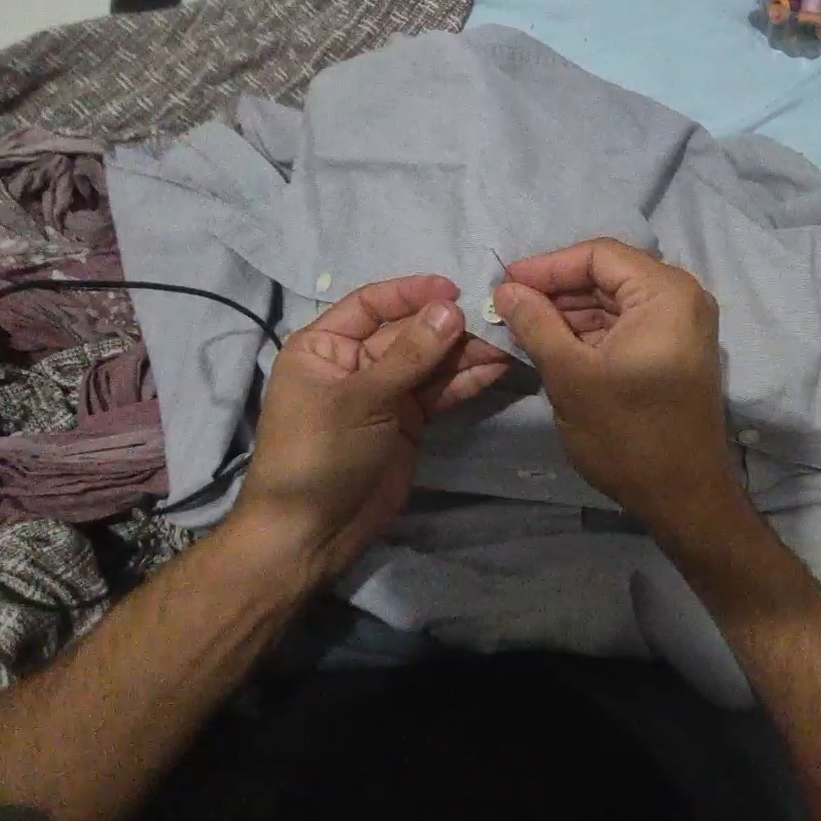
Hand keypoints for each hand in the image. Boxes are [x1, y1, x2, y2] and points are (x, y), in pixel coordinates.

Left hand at [236, 275, 509, 565]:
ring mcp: (386, 392)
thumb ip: (409, 354)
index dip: (412, 293)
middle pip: (409, 332)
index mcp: (325, 345)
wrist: (314, 532)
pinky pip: (440, 391)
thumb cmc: (319, 454)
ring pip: (431, 362)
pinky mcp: (409, 419)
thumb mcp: (362, 399)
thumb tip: (451, 309)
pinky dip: (466, 382)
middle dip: (450, 327)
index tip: (455, 289)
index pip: (372, 304)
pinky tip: (496, 369)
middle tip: (495, 321)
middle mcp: (356, 362)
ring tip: (506, 345)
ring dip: (466, 354)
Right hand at [494, 239, 736, 528]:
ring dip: (569, 312)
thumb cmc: (627, 434)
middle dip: (556, 290)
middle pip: (608, 275)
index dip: (547, 266)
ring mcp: (683, 325)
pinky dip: (590, 332)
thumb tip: (506, 288)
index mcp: (666, 293)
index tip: (504, 283)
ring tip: (521, 326)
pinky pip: (627, 325)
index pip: (599, 255)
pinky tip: (552, 343)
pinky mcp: (675, 350)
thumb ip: (536, 323)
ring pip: (614, 302)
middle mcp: (683, 298)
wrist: (683, 496)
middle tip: (507, 306)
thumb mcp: (570, 375)